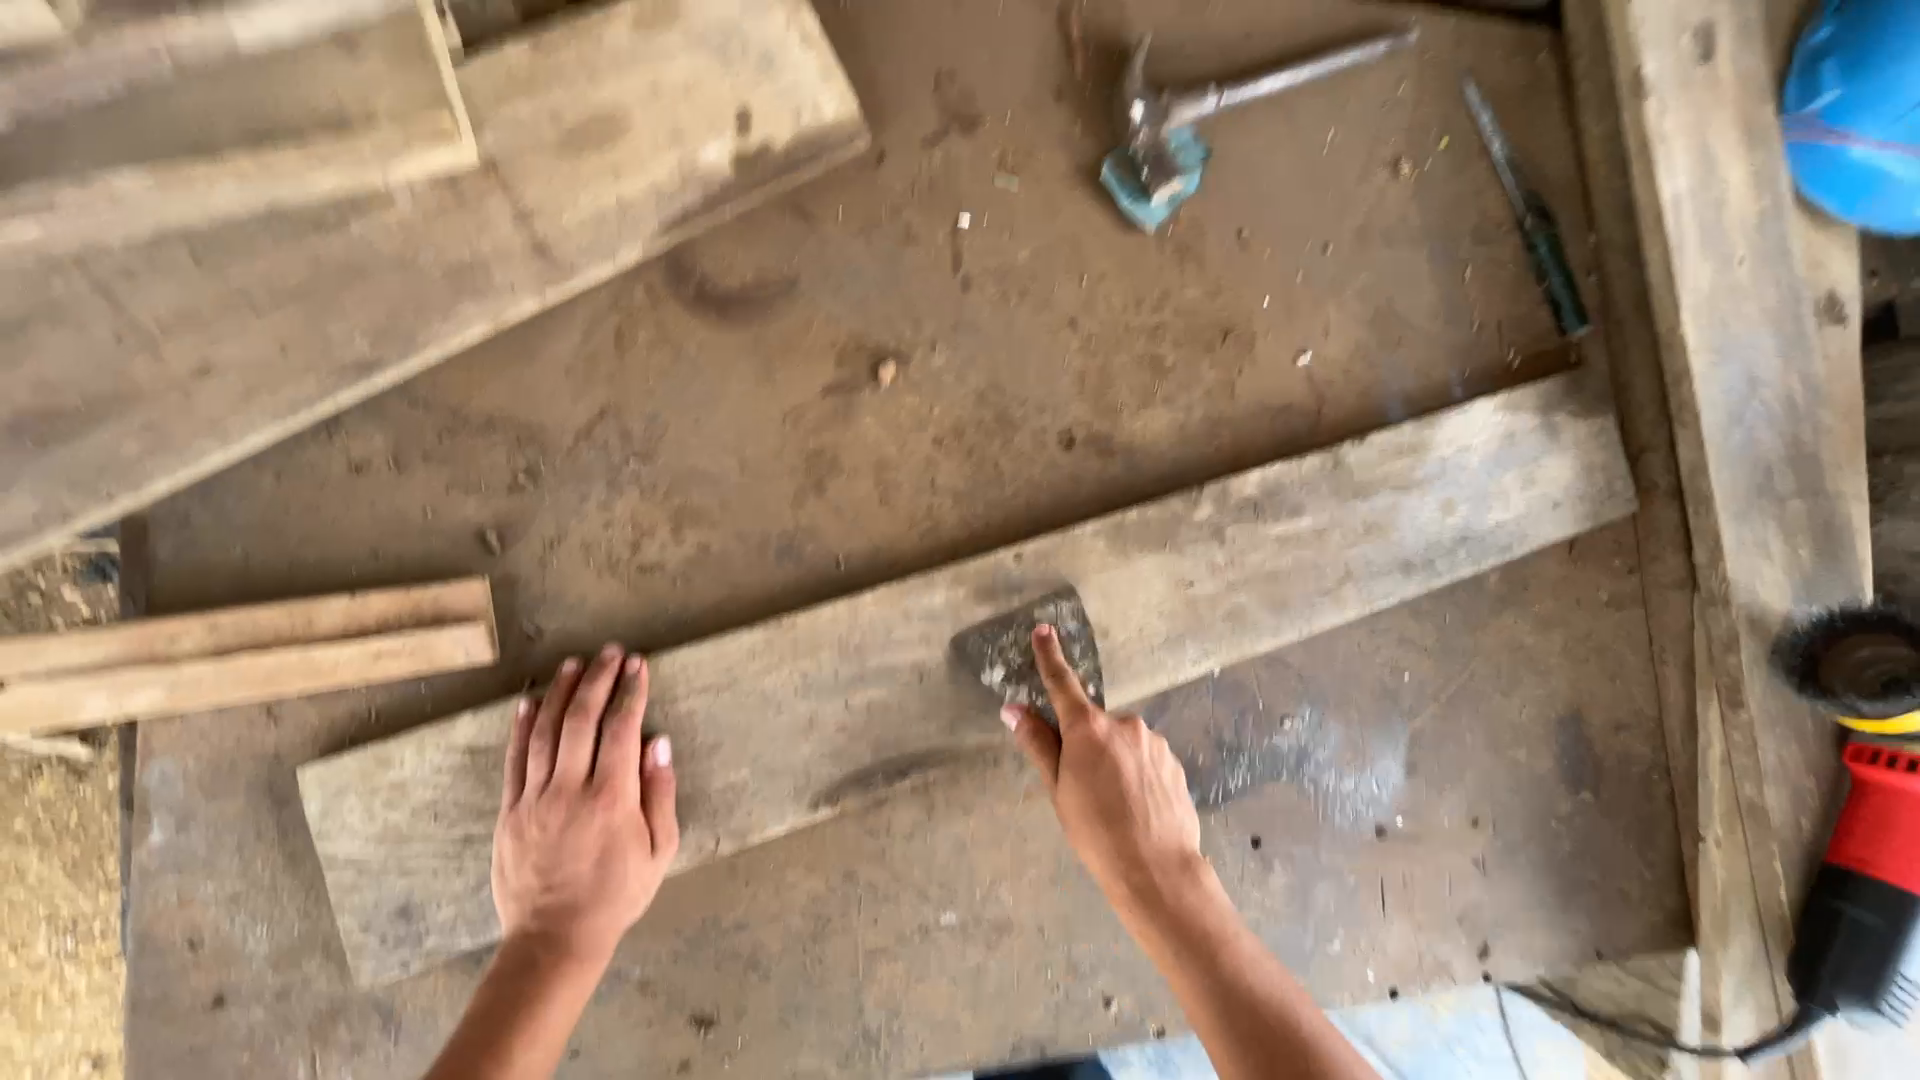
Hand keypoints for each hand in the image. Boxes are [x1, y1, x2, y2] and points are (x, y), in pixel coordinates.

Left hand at [493, 645, 679, 964]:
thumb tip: (659, 743)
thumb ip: (661, 794)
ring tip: (573, 663)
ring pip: (545, 732)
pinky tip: (529, 702)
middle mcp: (570, 789)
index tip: (638, 666)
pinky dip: (521, 727)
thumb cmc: (618, 894)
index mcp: (612, 798)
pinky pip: (514, 760)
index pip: (621, 729)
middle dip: (597, 680)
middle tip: (610, 653)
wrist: (555, 938)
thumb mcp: (660, 850)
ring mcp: (534, 799)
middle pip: (581, 719)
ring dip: (560, 692)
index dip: (631, 692)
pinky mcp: (509, 812)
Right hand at [1004, 625, 1206, 920]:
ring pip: (1122, 743)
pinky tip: (1137, 807)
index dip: (1050, 656)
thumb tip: (1013, 709)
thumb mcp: (1057, 790)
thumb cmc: (1095, 831)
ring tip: (1115, 807)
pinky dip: (1136, 774)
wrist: (1157, 868)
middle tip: (1084, 789)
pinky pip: (1145, 759)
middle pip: (1094, 725)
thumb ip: (1038, 744)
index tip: (1044, 631)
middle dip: (1086, 746)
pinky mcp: (1174, 761)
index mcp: (1088, 729)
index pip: (1063, 683)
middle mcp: (1124, 725)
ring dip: (1114, 762)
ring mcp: (1153, 742)